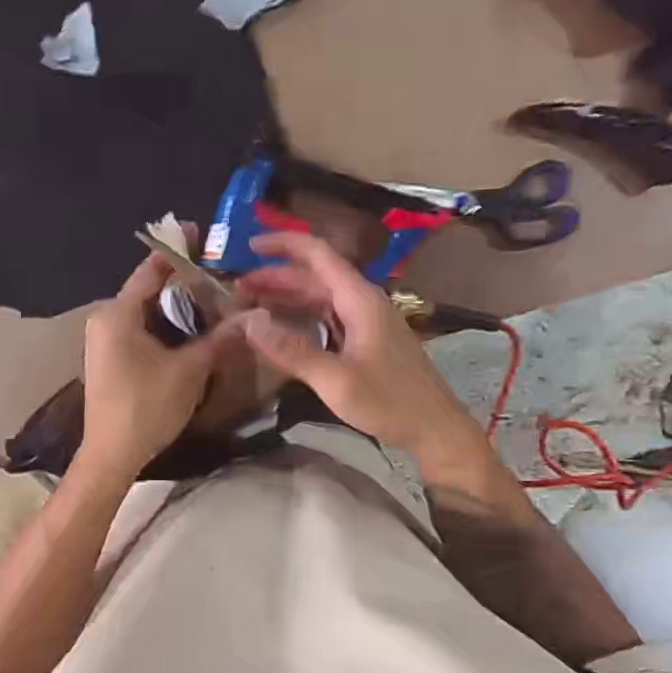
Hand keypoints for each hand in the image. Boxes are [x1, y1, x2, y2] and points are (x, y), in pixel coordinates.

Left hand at [79, 250, 241, 479]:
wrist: (111, 455)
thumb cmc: (146, 408)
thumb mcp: (189, 370)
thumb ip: (219, 338)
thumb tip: (251, 315)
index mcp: (117, 313)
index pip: (150, 269)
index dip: (178, 251)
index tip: (203, 237)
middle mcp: (103, 320)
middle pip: (147, 290)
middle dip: (182, 284)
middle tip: (219, 279)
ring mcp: (101, 341)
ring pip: (143, 313)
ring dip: (174, 309)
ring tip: (212, 305)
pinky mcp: (105, 359)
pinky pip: (136, 331)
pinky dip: (162, 328)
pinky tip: (188, 335)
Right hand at [236, 232, 480, 458]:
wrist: (435, 428)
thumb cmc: (390, 403)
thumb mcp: (336, 380)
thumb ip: (292, 351)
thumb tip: (249, 322)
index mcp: (359, 300)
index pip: (318, 255)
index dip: (283, 245)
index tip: (248, 245)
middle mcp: (362, 303)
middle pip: (314, 276)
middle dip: (275, 276)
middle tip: (237, 289)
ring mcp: (365, 322)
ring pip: (319, 296)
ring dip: (285, 296)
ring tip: (250, 304)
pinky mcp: (365, 341)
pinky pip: (326, 316)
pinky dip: (300, 315)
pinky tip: (281, 326)